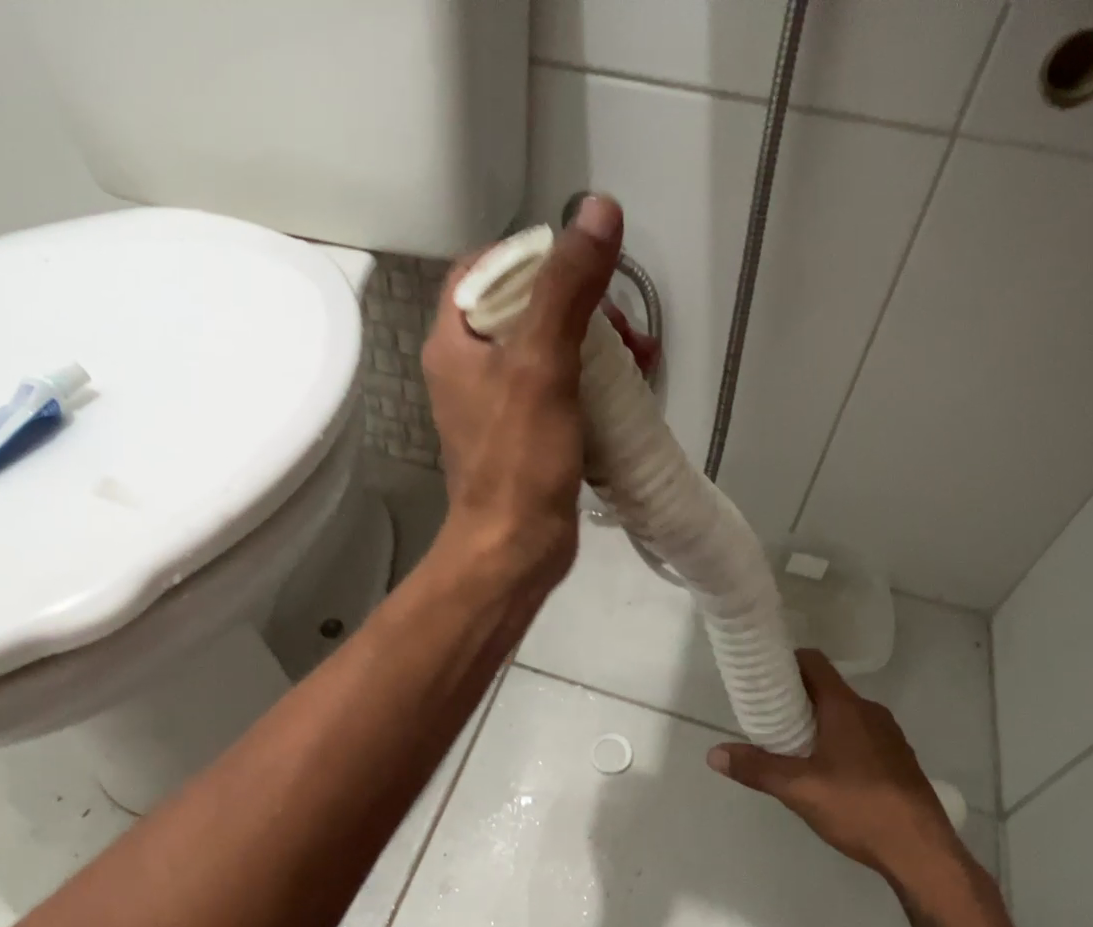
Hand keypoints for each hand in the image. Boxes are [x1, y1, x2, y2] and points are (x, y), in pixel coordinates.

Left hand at [421, 195, 624, 591]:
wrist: (512, 550)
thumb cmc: (520, 460)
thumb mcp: (543, 364)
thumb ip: (567, 287)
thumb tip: (596, 210)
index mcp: (454, 341)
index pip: (486, 267)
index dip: (535, 256)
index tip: (585, 267)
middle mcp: (467, 366)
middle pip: (522, 306)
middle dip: (579, 303)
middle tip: (620, 322)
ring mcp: (494, 404)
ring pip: (546, 347)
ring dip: (594, 341)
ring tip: (638, 354)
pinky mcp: (523, 433)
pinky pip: (558, 386)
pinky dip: (591, 379)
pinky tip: (627, 388)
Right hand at [708, 650, 962, 886]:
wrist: (921, 852)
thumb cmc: (858, 808)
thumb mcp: (798, 789)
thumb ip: (756, 768)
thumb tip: (713, 754)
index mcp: (845, 707)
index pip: (813, 662)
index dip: (785, 662)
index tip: (760, 677)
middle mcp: (870, 712)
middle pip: (826, 689)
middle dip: (795, 698)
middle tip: (767, 718)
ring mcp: (889, 736)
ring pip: (845, 715)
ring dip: (818, 722)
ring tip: (791, 747)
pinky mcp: (898, 760)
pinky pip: (861, 736)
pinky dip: (839, 742)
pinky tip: (827, 774)